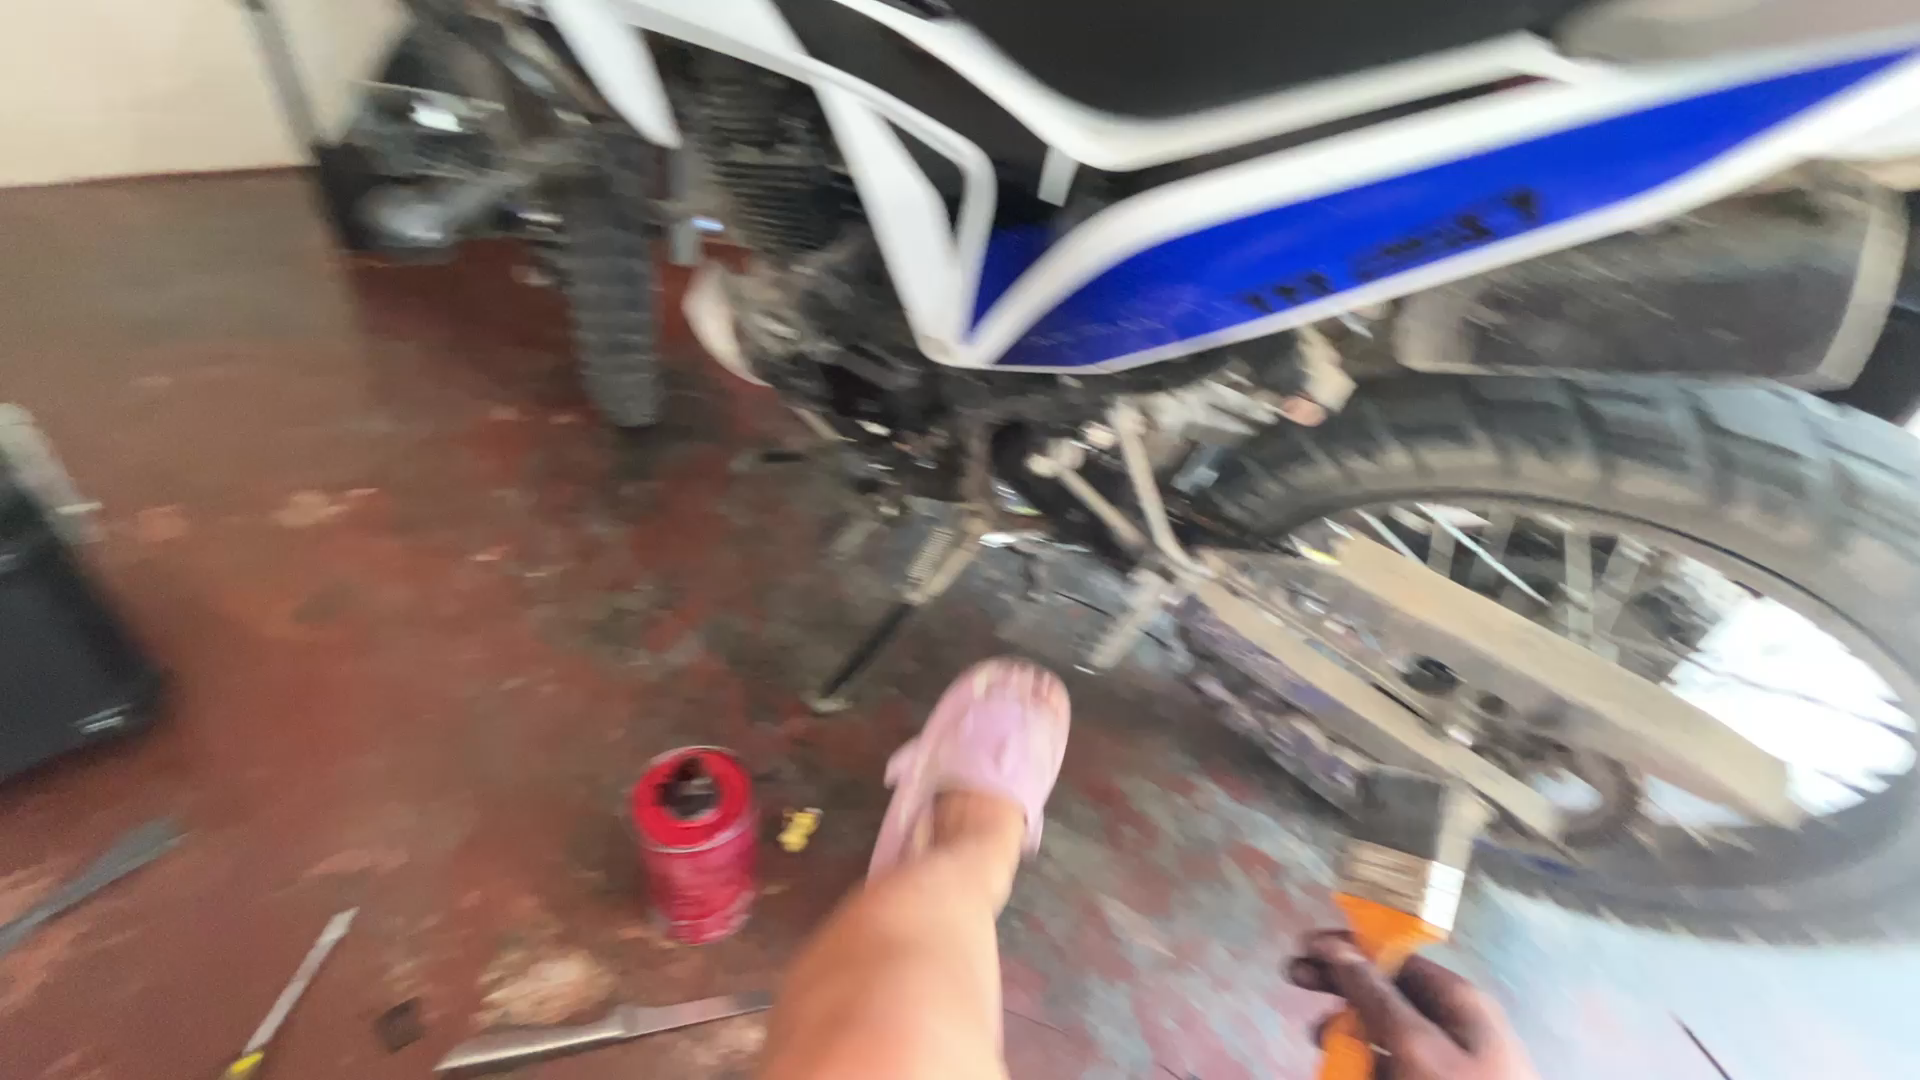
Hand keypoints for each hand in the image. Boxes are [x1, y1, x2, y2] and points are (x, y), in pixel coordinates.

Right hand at [1288, 931, 1540, 1079]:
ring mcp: (1449, 1060)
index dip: (1347, 946)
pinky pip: (1395, 1065)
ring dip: (1348, 1029)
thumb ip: (1373, 993)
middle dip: (1338, 984)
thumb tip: (1336, 946)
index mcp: (1457, 1000)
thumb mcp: (1414, 1045)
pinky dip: (1367, 1063)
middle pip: (1384, 988)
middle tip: (1293, 978)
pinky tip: (1345, 1070)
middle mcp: (1454, 1022)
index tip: (1304, 947)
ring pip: (1385, 1029)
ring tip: (1317, 1041)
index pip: (1393, 954)